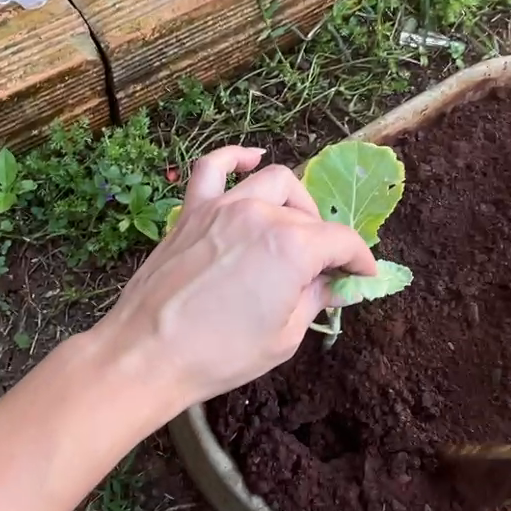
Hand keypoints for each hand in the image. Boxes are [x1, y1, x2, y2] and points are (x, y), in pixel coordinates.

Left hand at [91, 146, 375, 410]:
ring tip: (295, 226)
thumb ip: (315, 299)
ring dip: (294, 200)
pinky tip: (250, 159)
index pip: (341, 240)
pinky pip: (213, 167)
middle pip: (308, 215)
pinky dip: (235, 157)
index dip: (359, 258)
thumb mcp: (284, 337)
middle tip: (322, 271)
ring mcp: (223, 206)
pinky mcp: (192, 210)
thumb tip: (333, 283)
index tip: (362, 274)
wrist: (148, 354)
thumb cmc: (220, 354)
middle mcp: (260, 214)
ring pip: (272, 180)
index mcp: (291, 247)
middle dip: (324, 241)